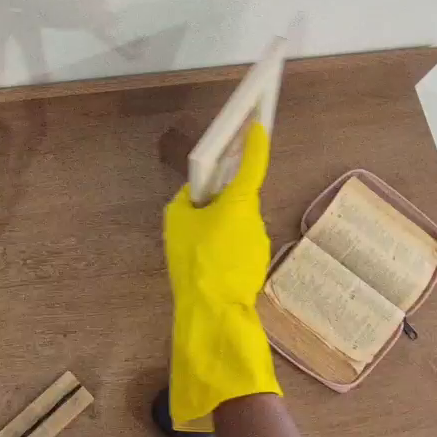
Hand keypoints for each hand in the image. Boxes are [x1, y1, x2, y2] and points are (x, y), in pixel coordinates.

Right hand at [163, 122, 281, 425]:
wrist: (211, 308)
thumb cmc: (192, 259)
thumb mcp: (176, 221)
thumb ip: (188, 199)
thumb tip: (198, 193)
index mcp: (238, 201)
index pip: (252, 163)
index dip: (255, 143)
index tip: (257, 127)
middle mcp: (255, 217)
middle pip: (241, 197)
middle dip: (225, 197)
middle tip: (202, 206)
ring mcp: (259, 242)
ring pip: (239, 223)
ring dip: (224, 225)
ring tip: (200, 244)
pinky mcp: (257, 262)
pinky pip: (240, 244)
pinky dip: (227, 246)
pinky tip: (209, 261)